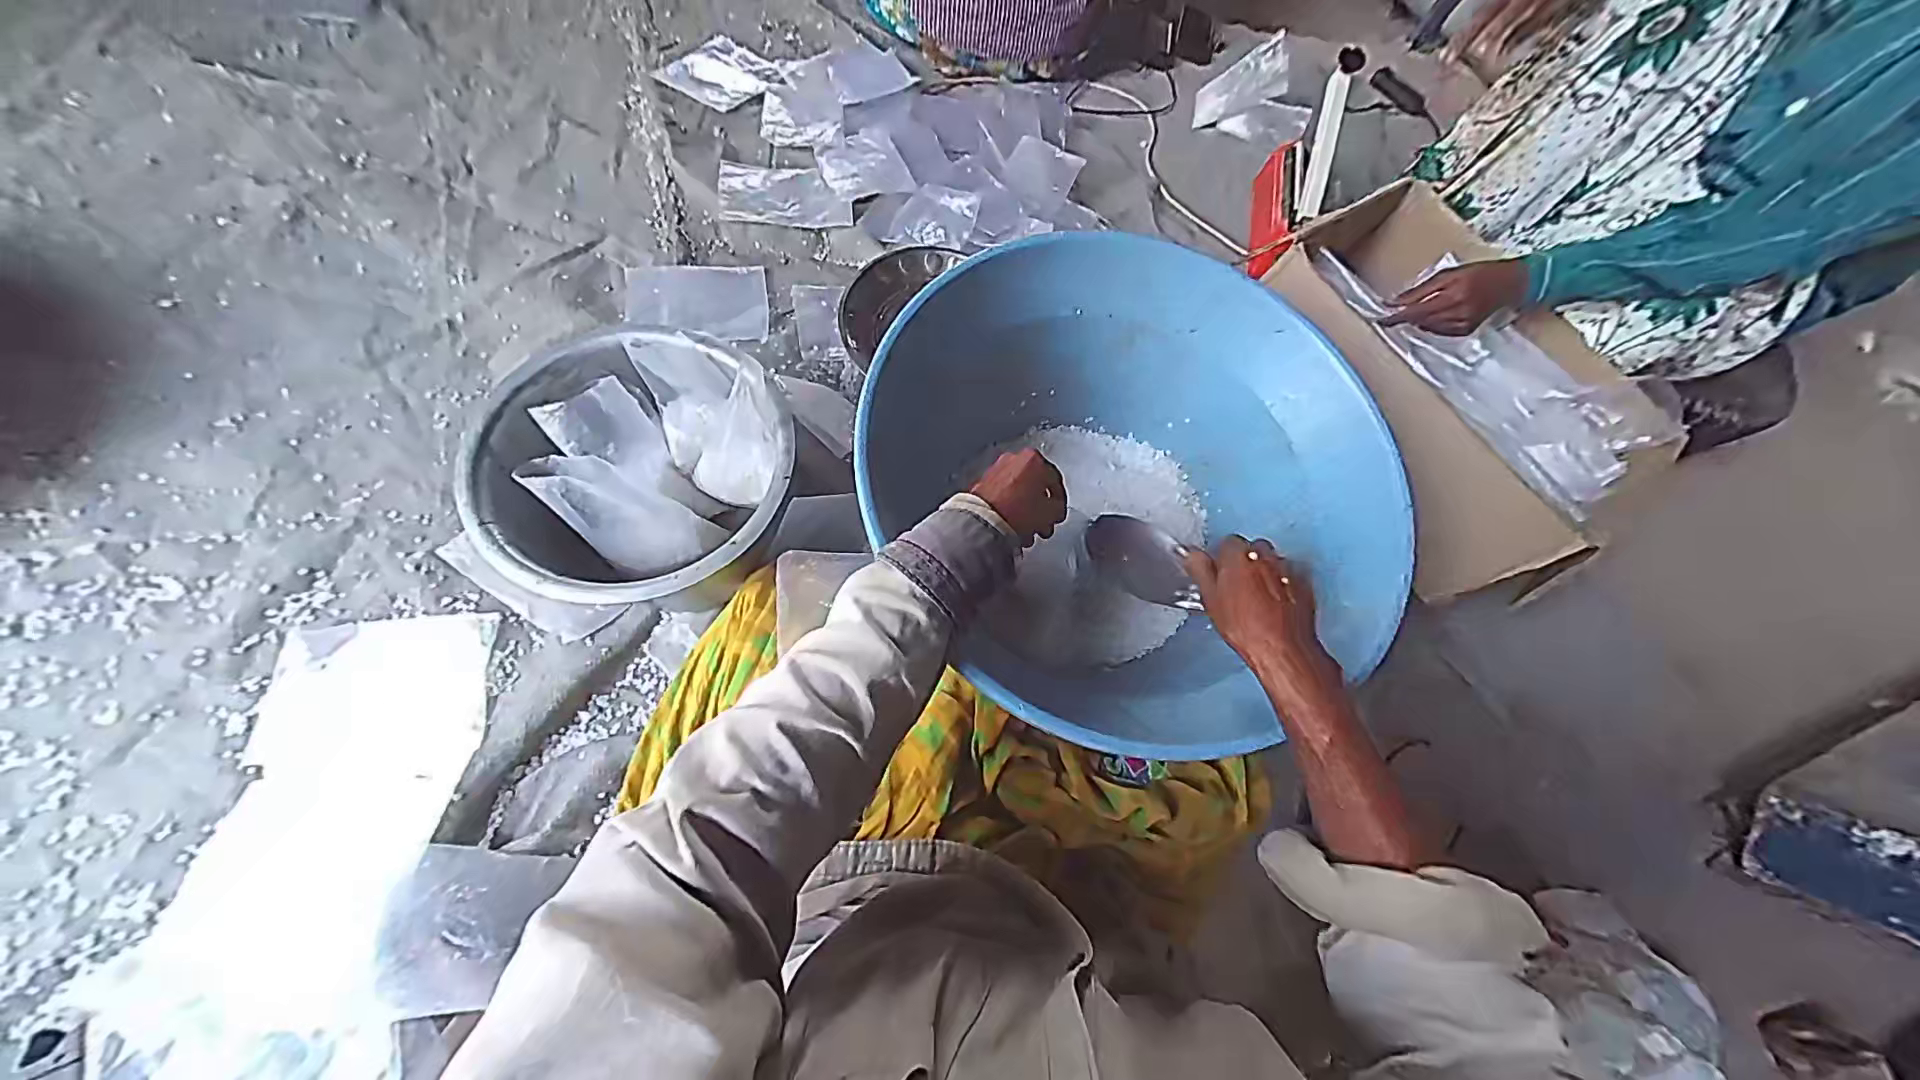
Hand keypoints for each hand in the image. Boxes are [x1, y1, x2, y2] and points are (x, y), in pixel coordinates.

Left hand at [969, 448, 1066, 546]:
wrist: (985, 520)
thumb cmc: (1015, 511)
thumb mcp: (1051, 512)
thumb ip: (1058, 508)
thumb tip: (1054, 509)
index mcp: (1033, 458)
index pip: (1055, 480)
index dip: (1059, 501)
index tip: (1057, 512)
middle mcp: (1014, 459)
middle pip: (1034, 485)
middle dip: (1040, 506)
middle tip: (1043, 521)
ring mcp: (996, 470)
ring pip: (1018, 491)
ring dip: (1025, 509)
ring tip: (1027, 528)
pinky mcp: (982, 483)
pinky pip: (1003, 496)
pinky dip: (1009, 507)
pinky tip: (1013, 524)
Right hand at [1183, 536, 1337, 697]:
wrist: (1281, 648)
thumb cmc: (1247, 627)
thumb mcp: (1210, 598)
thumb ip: (1200, 570)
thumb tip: (1193, 555)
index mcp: (1237, 555)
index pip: (1225, 542)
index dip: (1220, 559)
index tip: (1217, 571)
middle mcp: (1265, 555)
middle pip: (1250, 548)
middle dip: (1243, 562)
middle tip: (1234, 585)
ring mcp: (1287, 568)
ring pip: (1271, 560)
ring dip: (1263, 571)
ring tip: (1254, 596)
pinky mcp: (1304, 583)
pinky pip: (1289, 575)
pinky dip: (1281, 583)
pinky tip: (1272, 603)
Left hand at [1380, 259, 1528, 335]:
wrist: (1516, 283)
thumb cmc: (1482, 273)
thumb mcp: (1450, 273)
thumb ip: (1421, 289)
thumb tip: (1393, 302)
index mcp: (1452, 295)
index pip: (1414, 310)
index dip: (1395, 316)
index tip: (1379, 319)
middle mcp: (1457, 312)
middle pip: (1418, 320)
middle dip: (1406, 317)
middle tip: (1397, 311)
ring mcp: (1462, 325)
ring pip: (1426, 327)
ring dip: (1419, 320)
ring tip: (1426, 307)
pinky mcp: (1465, 332)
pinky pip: (1438, 331)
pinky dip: (1432, 324)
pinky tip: (1438, 314)